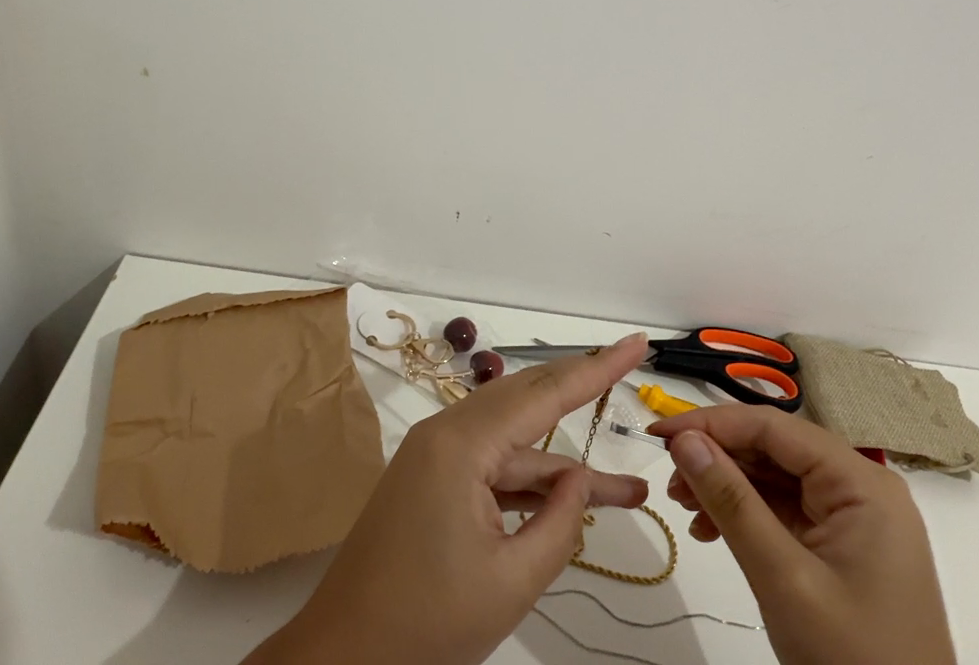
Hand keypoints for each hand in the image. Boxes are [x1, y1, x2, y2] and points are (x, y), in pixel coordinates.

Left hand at [244, 332, 652, 664]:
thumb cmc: (428, 620)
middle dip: (581, 392)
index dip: (596, 369)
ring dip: (563, 467)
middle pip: (526, 402)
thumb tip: (581, 483)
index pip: (544, 395)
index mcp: (461, 445)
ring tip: (628, 491)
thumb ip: (560, 524)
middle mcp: (444, 435)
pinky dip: (530, 484)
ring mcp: (433, 458)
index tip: (636, 344)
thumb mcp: (512, 578)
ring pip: (513, 444)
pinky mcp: (430, 483)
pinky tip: (570, 502)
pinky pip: (491, 469)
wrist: (342, 653)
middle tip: (630, 370)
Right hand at [648, 406, 954, 664]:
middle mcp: (862, 488)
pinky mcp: (843, 545)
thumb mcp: (782, 576)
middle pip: (776, 449)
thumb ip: (732, 501)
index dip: (712, 424)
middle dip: (717, 457)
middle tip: (668, 479)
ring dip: (726, 485)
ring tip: (683, 505)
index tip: (660, 436)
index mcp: (861, 483)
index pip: (774, 428)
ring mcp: (855, 518)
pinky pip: (785, 509)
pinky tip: (711, 529)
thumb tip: (684, 441)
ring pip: (776, 477)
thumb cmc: (850, 654)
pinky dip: (745, 513)